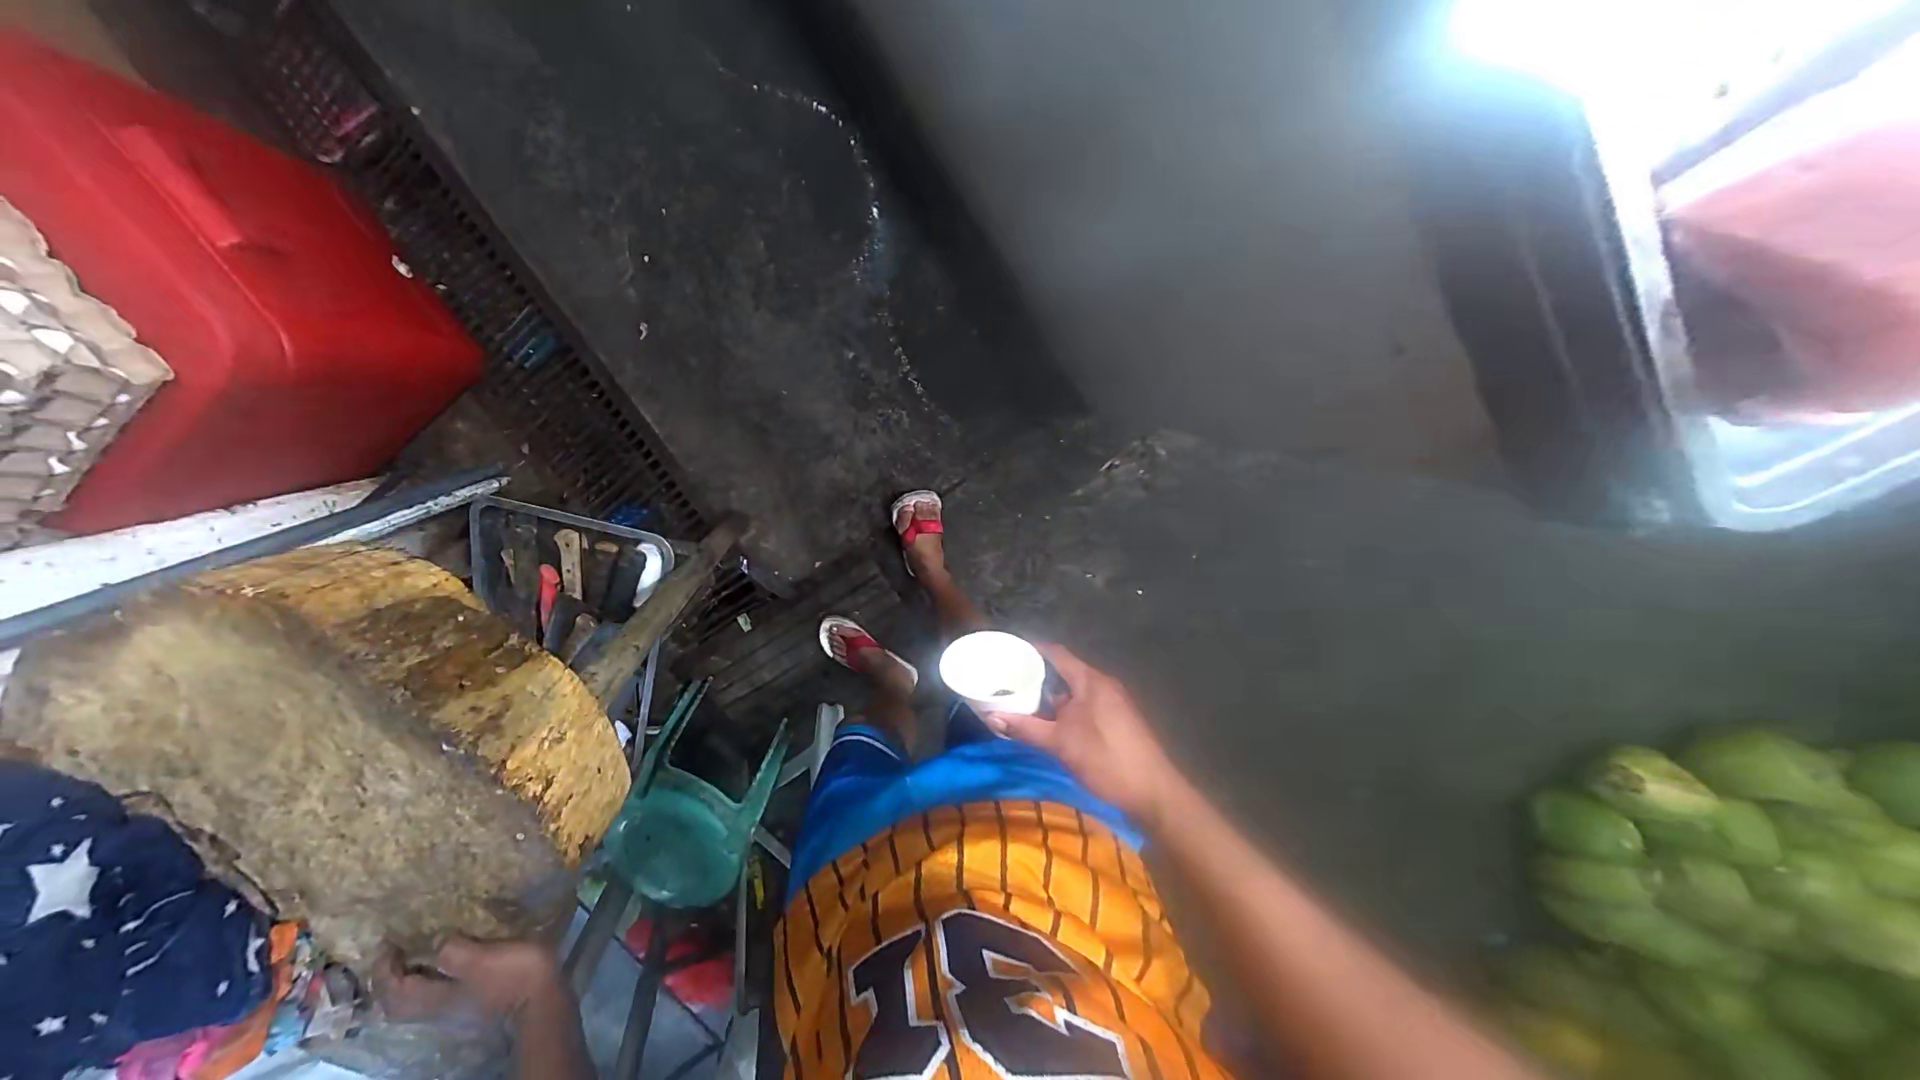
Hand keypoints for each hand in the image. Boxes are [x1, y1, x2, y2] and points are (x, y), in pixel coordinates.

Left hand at [375, 938, 564, 1022]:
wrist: (540, 1002)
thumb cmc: (511, 976)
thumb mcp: (483, 958)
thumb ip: (453, 950)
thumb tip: (435, 941)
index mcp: (432, 998)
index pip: (393, 988)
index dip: (385, 967)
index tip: (388, 942)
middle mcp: (434, 1010)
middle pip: (396, 1002)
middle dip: (387, 980)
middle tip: (393, 953)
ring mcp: (450, 1012)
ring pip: (411, 1002)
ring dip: (404, 983)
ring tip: (411, 960)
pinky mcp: (467, 1008)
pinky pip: (431, 997)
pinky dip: (424, 984)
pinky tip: (439, 970)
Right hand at [985, 644, 1186, 829]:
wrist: (1153, 793)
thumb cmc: (1106, 759)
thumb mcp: (1060, 743)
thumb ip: (1025, 727)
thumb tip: (992, 715)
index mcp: (1091, 681)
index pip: (1056, 653)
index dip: (1031, 649)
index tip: (1008, 652)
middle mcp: (1104, 685)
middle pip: (1065, 672)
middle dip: (1037, 676)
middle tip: (1008, 681)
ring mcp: (1114, 703)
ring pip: (1075, 691)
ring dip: (1051, 697)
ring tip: (1022, 703)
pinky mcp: (1118, 721)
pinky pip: (1085, 705)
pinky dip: (1065, 709)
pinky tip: (1050, 724)